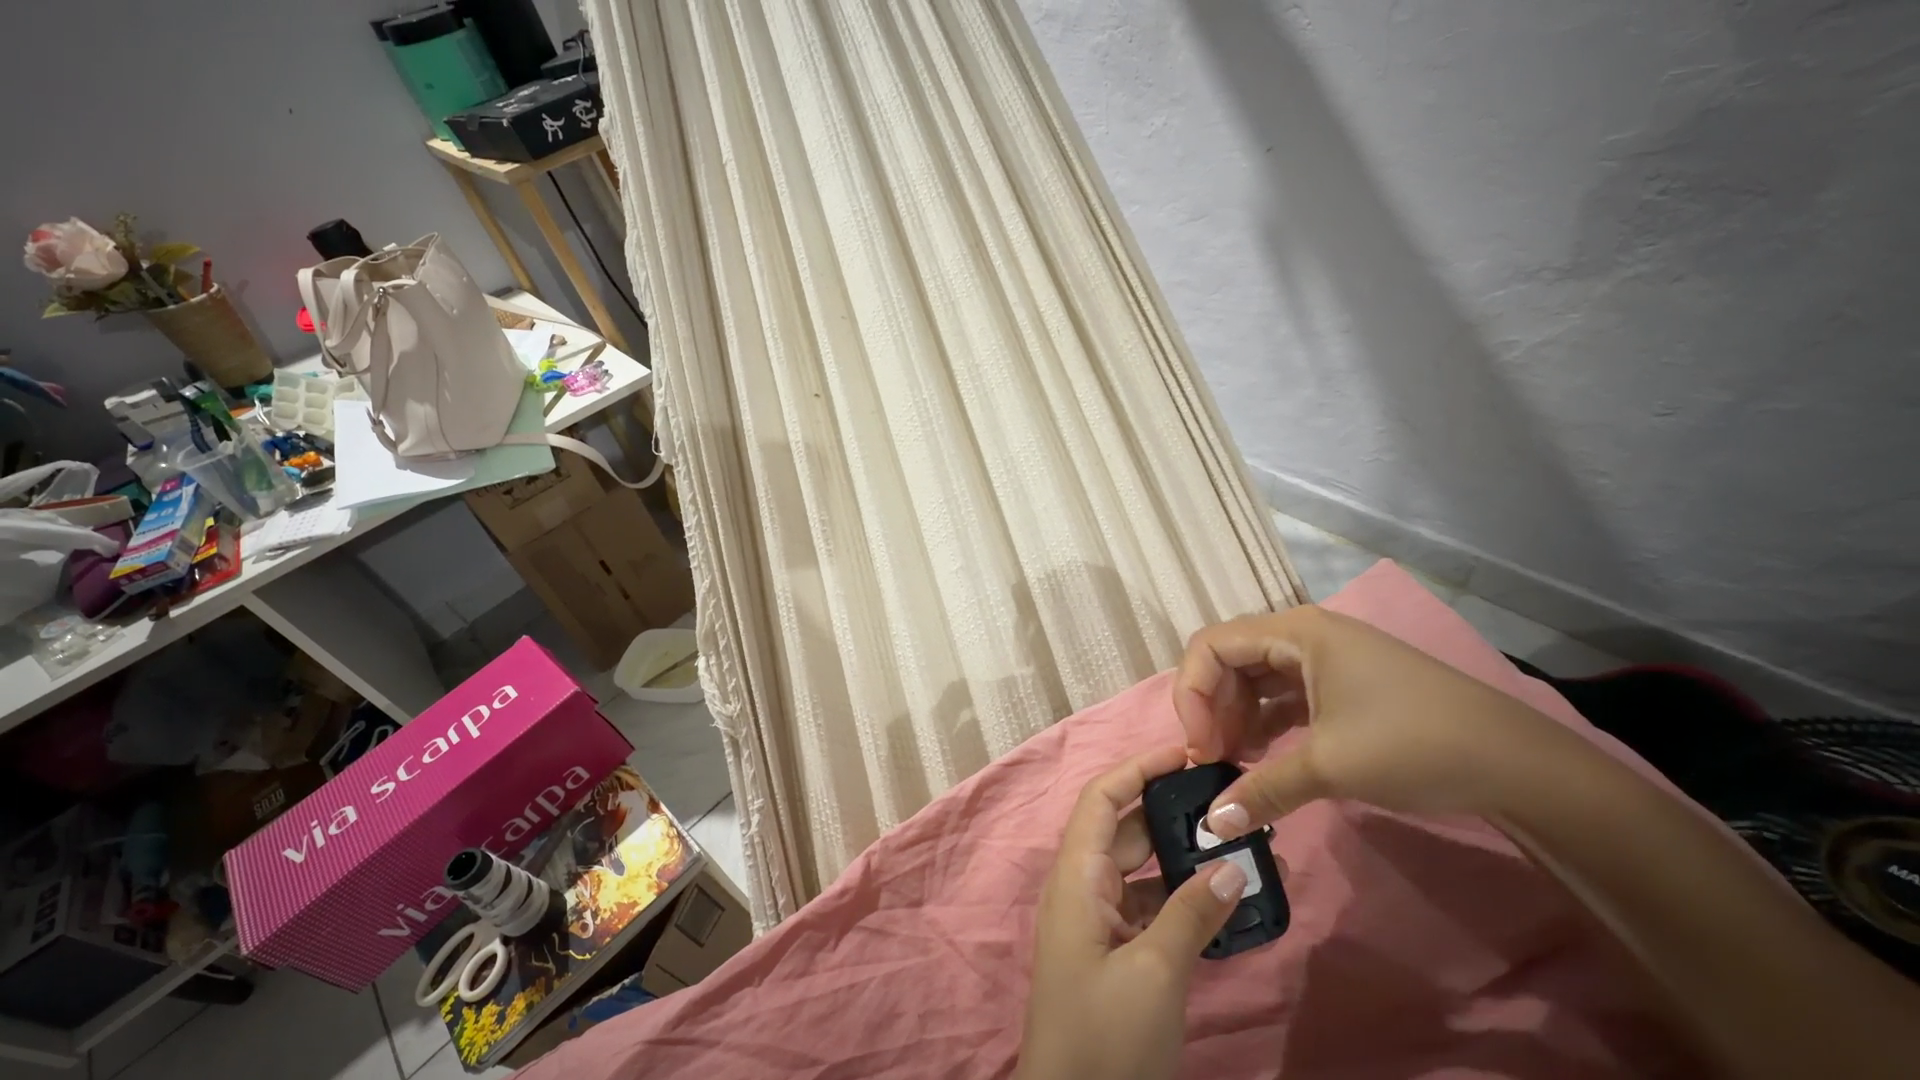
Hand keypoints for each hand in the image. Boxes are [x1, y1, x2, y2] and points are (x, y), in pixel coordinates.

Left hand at [1016, 747, 1247, 1079]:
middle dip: (1173, 813)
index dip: (1138, 768)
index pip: (1100, 799)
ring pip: (1141, 871)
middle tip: (1232, 804)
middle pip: (1125, 830)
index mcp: (1075, 880)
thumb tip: (1234, 863)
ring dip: (1183, 858)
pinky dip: (1182, 899)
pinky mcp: (1113, 957)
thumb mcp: (1155, 973)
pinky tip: (1227, 902)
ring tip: (1242, 849)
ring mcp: (1096, 925)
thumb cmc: (1105, 1037)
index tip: (1189, 753)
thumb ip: (1193, 912)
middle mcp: (1081, 891)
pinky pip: (1148, 909)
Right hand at [1173, 605, 1566, 838]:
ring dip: (1236, 719)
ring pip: (1256, 680)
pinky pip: (1284, 697)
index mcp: (1297, 631)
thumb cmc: (1412, 744)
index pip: (1211, 645)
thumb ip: (1260, 790)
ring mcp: (1328, 660)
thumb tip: (1210, 825)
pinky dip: (1265, 725)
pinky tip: (1262, 760)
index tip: (1200, 748)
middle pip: (1230, 660)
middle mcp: (1306, 635)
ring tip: (1234, 766)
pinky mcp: (1345, 686)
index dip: (1191, 694)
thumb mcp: (1328, 766)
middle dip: (1212, 709)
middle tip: (1212, 762)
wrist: (1513, 762)